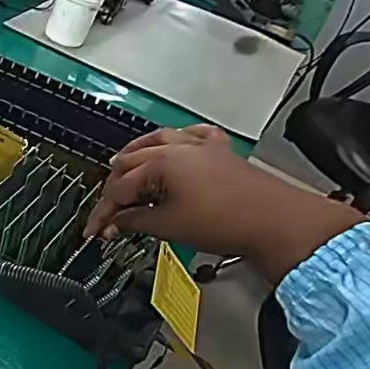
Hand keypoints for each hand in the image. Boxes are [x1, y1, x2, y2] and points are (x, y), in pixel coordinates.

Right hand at [84, 125, 365, 281]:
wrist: (274, 222)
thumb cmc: (226, 221)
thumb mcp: (169, 226)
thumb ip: (135, 221)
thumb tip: (117, 223)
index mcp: (162, 162)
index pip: (119, 188)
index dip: (103, 212)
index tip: (94, 231)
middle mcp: (180, 147)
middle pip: (132, 162)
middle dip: (114, 188)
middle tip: (106, 214)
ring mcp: (201, 147)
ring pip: (157, 143)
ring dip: (136, 157)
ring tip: (122, 169)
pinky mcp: (219, 153)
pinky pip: (190, 138)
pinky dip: (175, 143)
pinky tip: (172, 148)